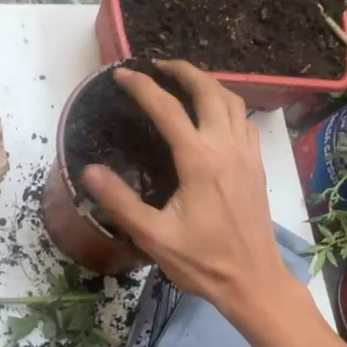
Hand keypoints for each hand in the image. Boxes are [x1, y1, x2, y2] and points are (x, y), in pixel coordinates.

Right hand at [79, 61, 293, 316]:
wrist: (252, 281)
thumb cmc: (202, 262)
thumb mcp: (154, 237)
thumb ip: (120, 201)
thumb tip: (89, 171)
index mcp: (199, 160)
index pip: (167, 108)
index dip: (141, 87)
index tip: (121, 75)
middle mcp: (226, 147)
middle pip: (208, 90)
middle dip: (182, 70)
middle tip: (157, 65)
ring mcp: (247, 154)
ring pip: (232, 100)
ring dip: (207, 83)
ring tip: (184, 81)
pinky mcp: (257, 165)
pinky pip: (244, 120)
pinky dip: (227, 104)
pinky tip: (215, 114)